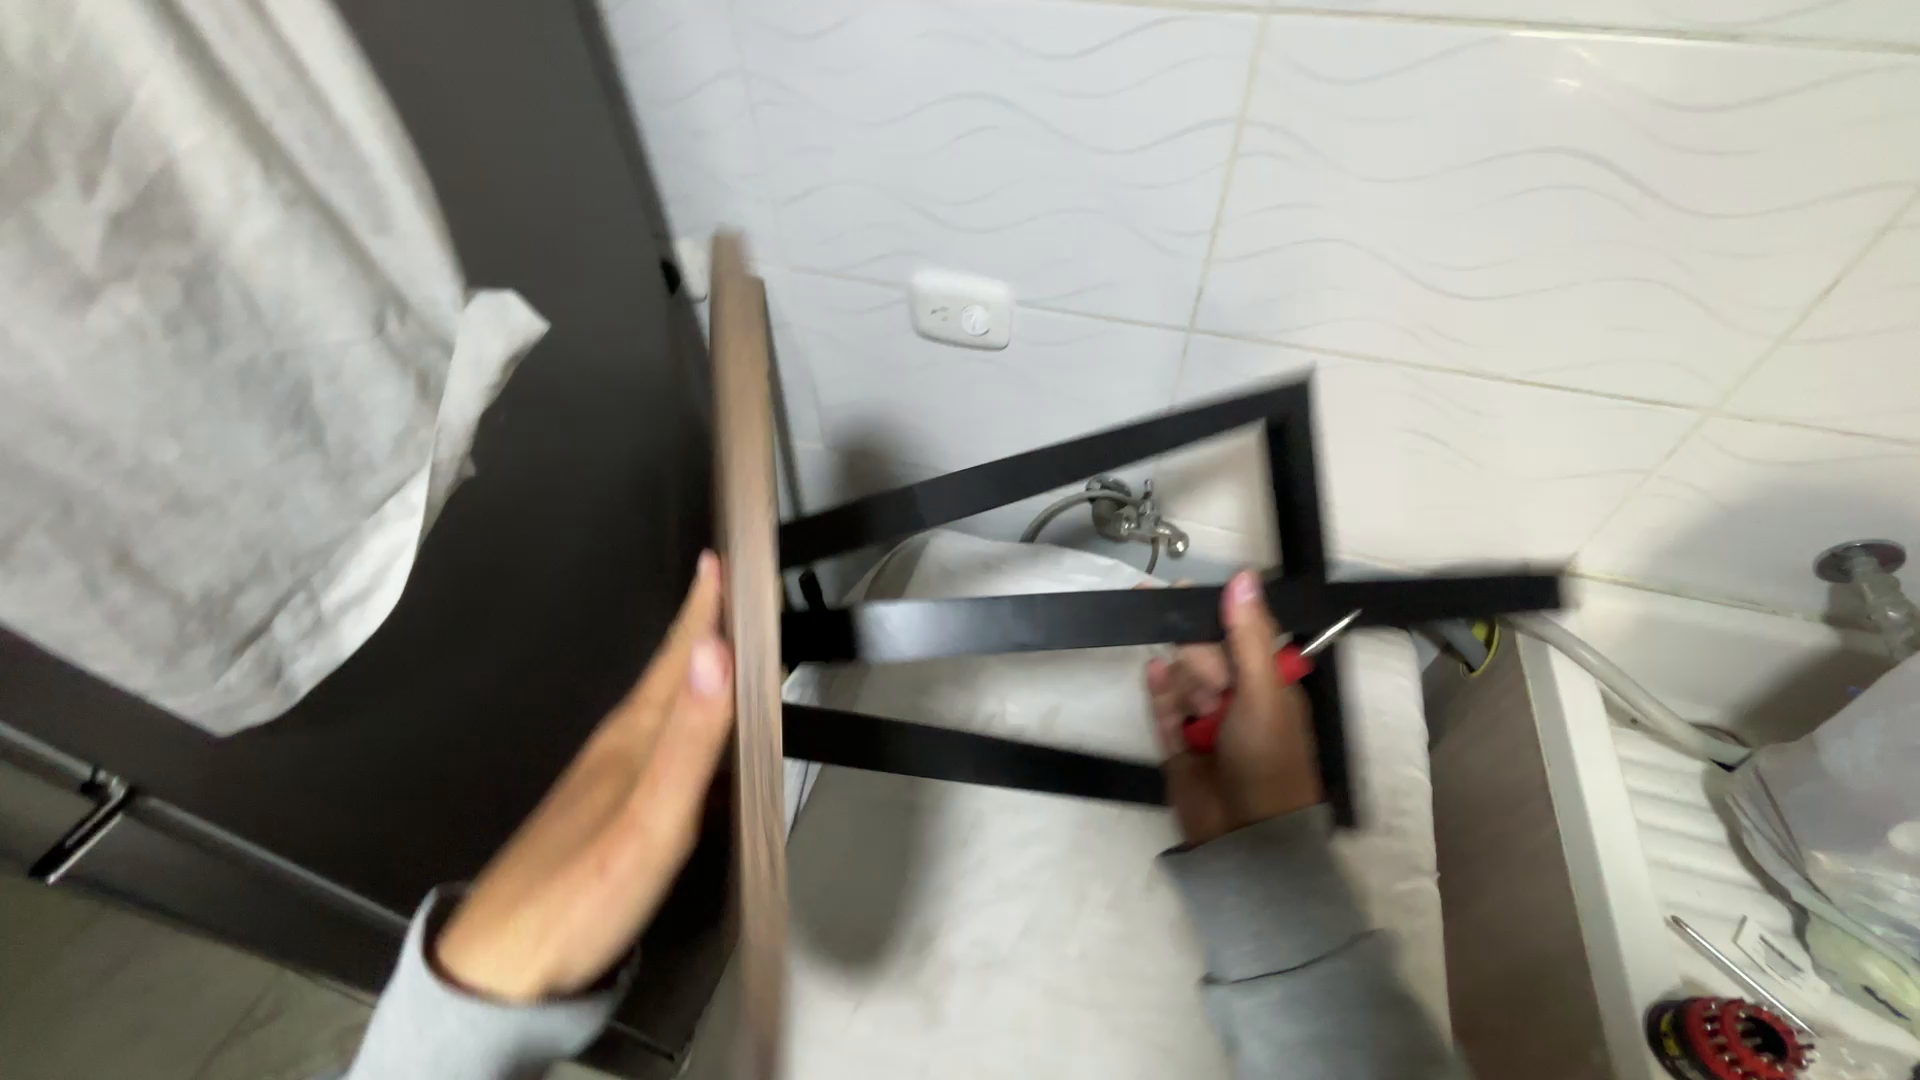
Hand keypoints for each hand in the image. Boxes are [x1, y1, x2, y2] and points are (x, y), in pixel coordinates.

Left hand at [434, 552, 735, 1001]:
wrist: (500, 970)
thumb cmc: (582, 896)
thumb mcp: (650, 821)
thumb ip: (689, 740)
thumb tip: (718, 652)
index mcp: (635, 735)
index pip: (679, 655)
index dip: (703, 607)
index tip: (724, 558)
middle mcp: (622, 741)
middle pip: (674, 669)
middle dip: (706, 622)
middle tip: (735, 586)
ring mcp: (613, 771)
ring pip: (669, 700)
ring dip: (699, 662)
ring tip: (725, 637)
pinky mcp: (612, 801)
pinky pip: (665, 735)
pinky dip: (692, 710)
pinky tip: (697, 722)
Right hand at [1144, 570, 1322, 844]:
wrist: (1246, 839)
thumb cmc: (1267, 760)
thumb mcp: (1262, 691)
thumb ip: (1247, 635)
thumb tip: (1244, 576)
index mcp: (1269, 688)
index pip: (1241, 639)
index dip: (1217, 613)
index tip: (1186, 588)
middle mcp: (1239, 702)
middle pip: (1207, 658)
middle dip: (1189, 641)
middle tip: (1159, 612)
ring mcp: (1208, 725)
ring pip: (1185, 682)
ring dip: (1178, 670)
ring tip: (1168, 660)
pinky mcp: (1181, 748)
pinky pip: (1166, 712)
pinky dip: (1160, 692)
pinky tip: (1153, 669)